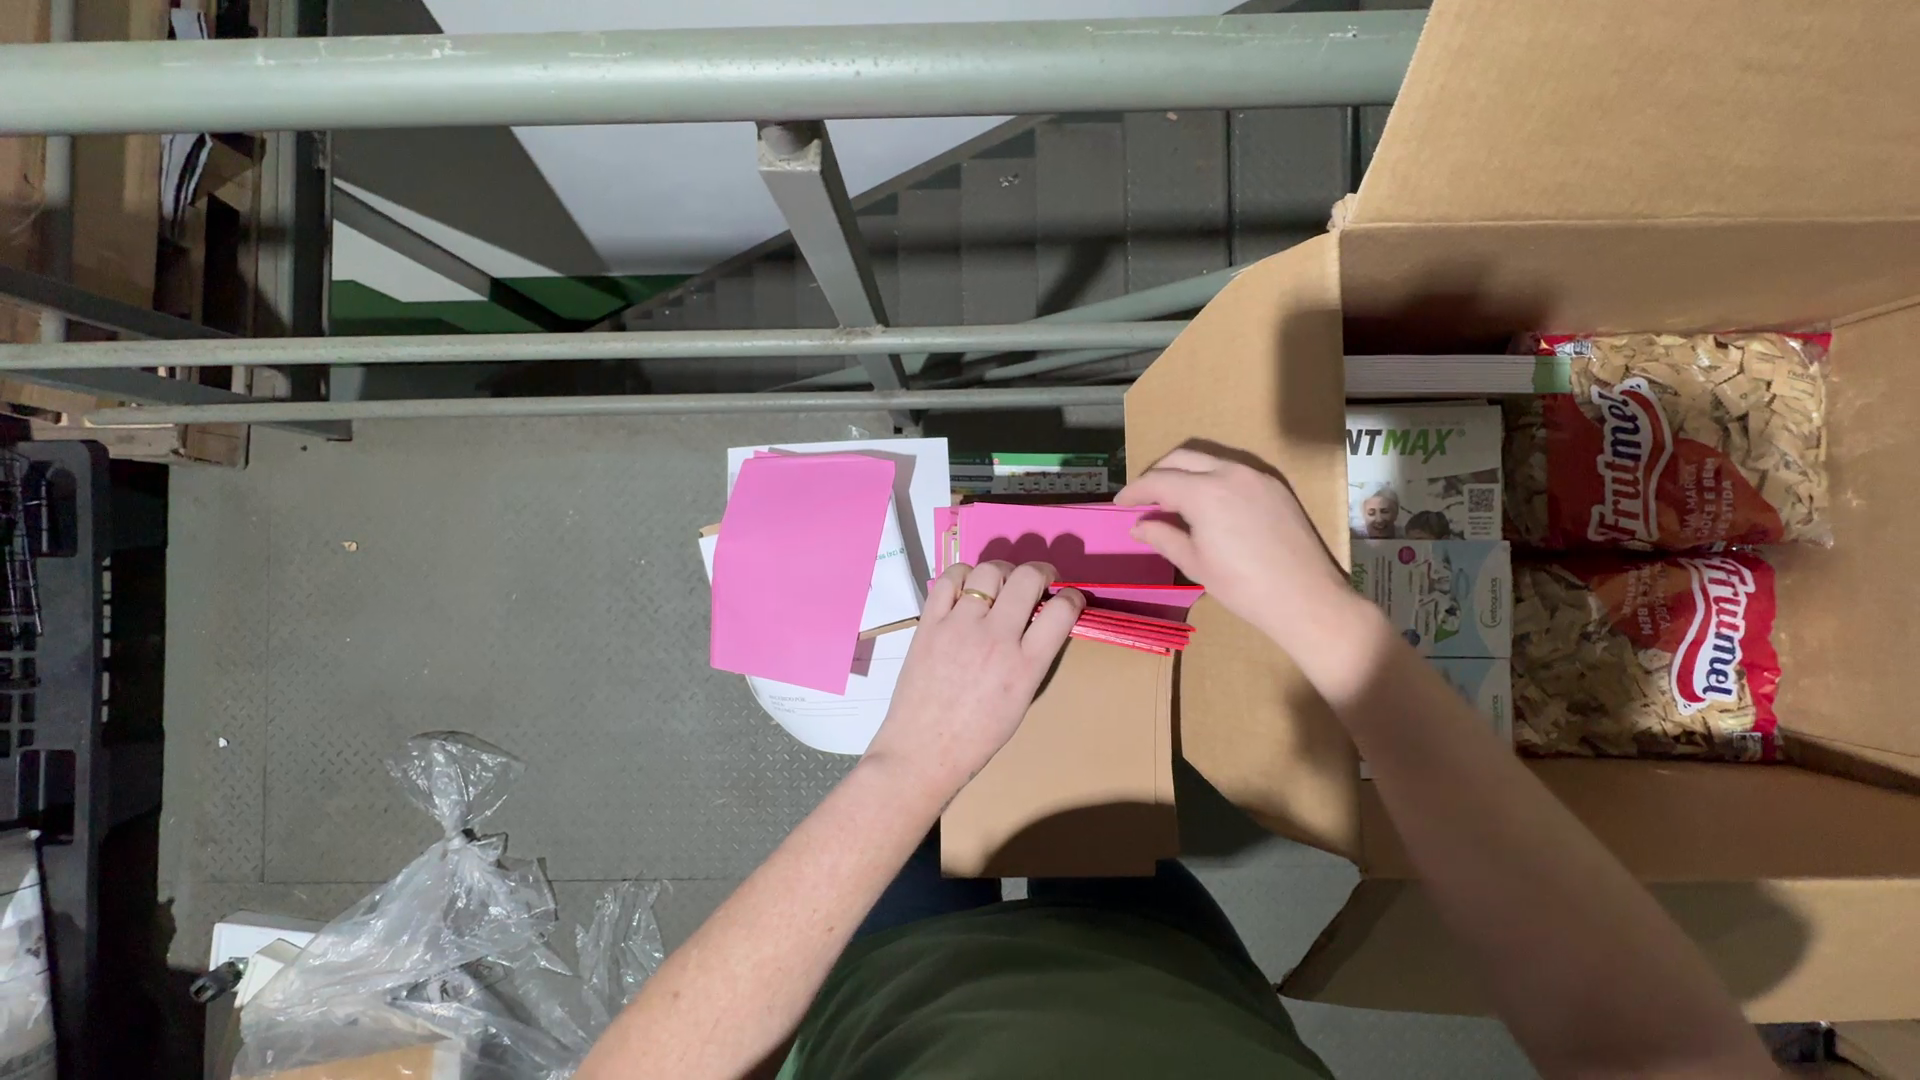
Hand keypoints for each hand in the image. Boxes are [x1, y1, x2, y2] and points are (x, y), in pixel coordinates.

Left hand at [863, 560, 1084, 798]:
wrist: (924, 750)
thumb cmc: (977, 736)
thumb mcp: (1022, 701)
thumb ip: (1032, 658)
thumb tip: (1039, 624)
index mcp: (1025, 665)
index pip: (1062, 610)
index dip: (1073, 597)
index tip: (1069, 598)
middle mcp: (996, 638)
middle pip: (1027, 578)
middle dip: (1041, 572)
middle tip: (1038, 581)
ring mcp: (960, 627)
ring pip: (988, 571)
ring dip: (1002, 571)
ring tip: (1002, 583)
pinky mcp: (930, 623)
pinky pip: (949, 580)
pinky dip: (963, 575)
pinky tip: (967, 587)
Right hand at [1115, 448, 1355, 641]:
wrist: (1305, 598)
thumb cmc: (1242, 587)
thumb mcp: (1194, 563)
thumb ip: (1162, 536)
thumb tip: (1138, 525)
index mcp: (1205, 492)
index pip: (1158, 480)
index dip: (1135, 491)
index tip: (1120, 504)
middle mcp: (1230, 473)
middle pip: (1181, 458)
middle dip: (1157, 474)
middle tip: (1143, 498)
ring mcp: (1256, 476)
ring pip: (1209, 460)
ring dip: (1184, 472)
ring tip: (1172, 500)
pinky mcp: (1274, 486)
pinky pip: (1233, 470)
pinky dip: (1210, 477)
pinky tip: (1206, 503)